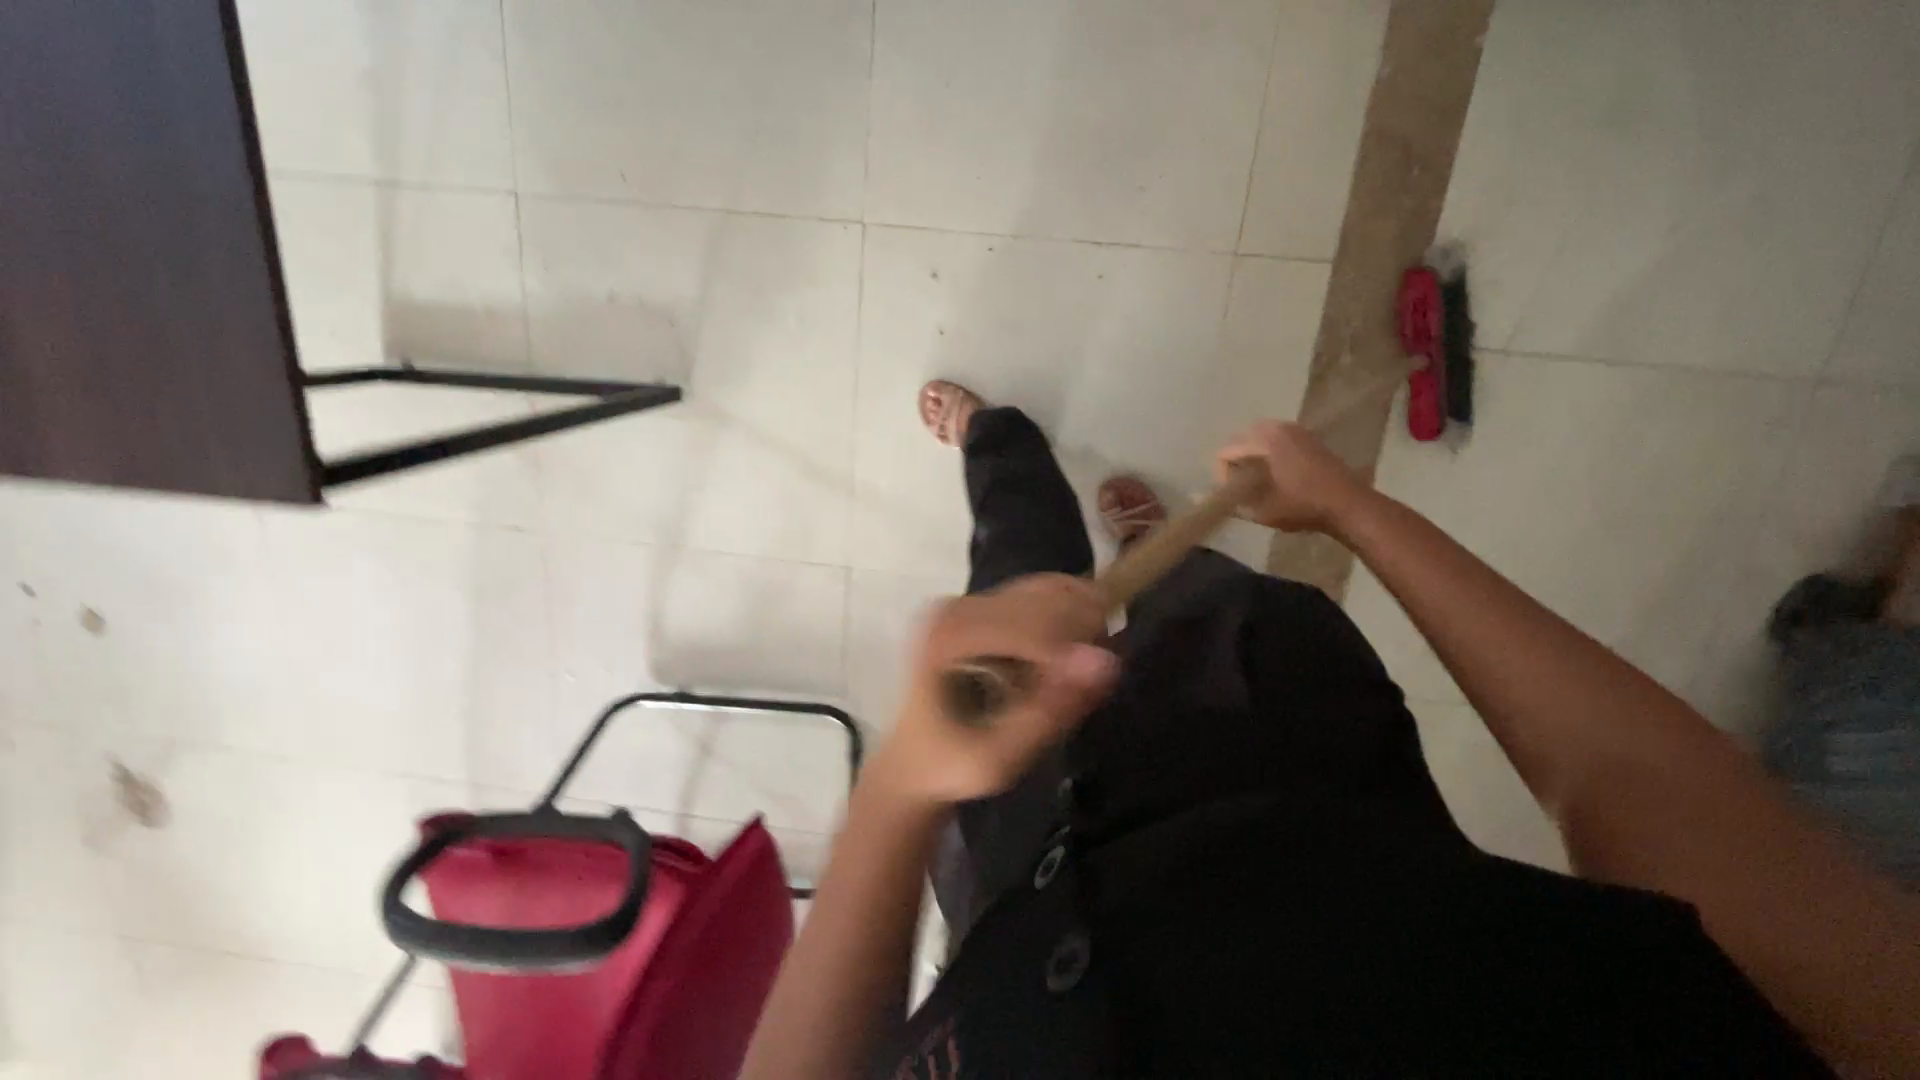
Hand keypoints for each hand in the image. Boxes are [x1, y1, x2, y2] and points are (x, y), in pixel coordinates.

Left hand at [871, 574, 1117, 806]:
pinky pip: (1039, 594)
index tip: (1095, 685)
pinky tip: (1071, 651)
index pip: (1032, 624)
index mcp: (947, 638)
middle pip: (1043, 598)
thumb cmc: (952, 766)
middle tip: (1095, 679)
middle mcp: (954, 608)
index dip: (1074, 651)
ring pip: (1047, 590)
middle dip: (1082, 632)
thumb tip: (1105, 663)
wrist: (913, 762)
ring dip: (1079, 621)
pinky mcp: (979, 605)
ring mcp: (965, 602)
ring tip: (1084, 667)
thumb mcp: (1000, 758)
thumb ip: (1049, 711)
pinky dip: (1068, 615)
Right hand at [1216, 420, 1366, 532]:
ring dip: (1252, 455)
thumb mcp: (1262, 511)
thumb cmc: (1303, 507)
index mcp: (1264, 442)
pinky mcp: (1308, 437)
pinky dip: (1270, 451)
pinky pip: (1278, 437)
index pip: (1226, 452)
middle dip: (1236, 461)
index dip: (1222, 475)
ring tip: (1258, 480)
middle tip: (1242, 485)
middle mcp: (1278, 429)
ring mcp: (1296, 430)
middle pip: (1240, 440)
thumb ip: (1232, 503)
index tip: (1233, 495)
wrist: (1348, 504)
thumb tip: (1204, 498)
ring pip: (1259, 436)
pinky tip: (1277, 474)